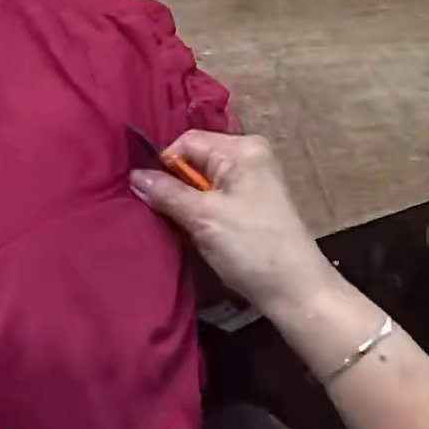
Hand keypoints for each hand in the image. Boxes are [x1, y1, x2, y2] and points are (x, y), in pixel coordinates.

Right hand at [129, 131, 338, 315]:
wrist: (294, 288)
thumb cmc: (250, 245)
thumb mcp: (203, 217)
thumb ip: (167, 193)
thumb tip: (134, 176)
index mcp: (243, 148)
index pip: (188, 141)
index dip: (164, 163)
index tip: (147, 193)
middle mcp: (250, 156)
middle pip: (196, 159)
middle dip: (174, 183)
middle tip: (155, 210)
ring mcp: (253, 180)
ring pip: (203, 180)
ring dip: (185, 200)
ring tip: (172, 222)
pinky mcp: (252, 204)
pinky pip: (215, 195)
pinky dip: (200, 209)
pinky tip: (191, 228)